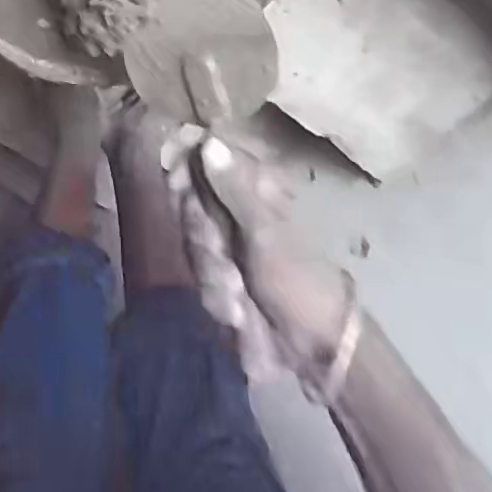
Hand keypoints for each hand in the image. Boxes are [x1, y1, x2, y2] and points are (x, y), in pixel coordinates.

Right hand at [173, 137, 354, 398]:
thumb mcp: (265, 232)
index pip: (202, 153)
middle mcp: (233, 205)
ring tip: (239, 290)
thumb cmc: (298, 280)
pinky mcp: (217, 272)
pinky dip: (215, 293)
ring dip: (210, 269)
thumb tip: (207, 140)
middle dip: (199, 230)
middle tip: (222, 250)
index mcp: (252, 184)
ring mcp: (223, 239)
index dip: (183, 165)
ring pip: (188, 237)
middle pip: (186, 197)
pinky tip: (239, 310)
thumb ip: (233, 186)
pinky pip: (195, 271)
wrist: (313, 351)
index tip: (178, 184)